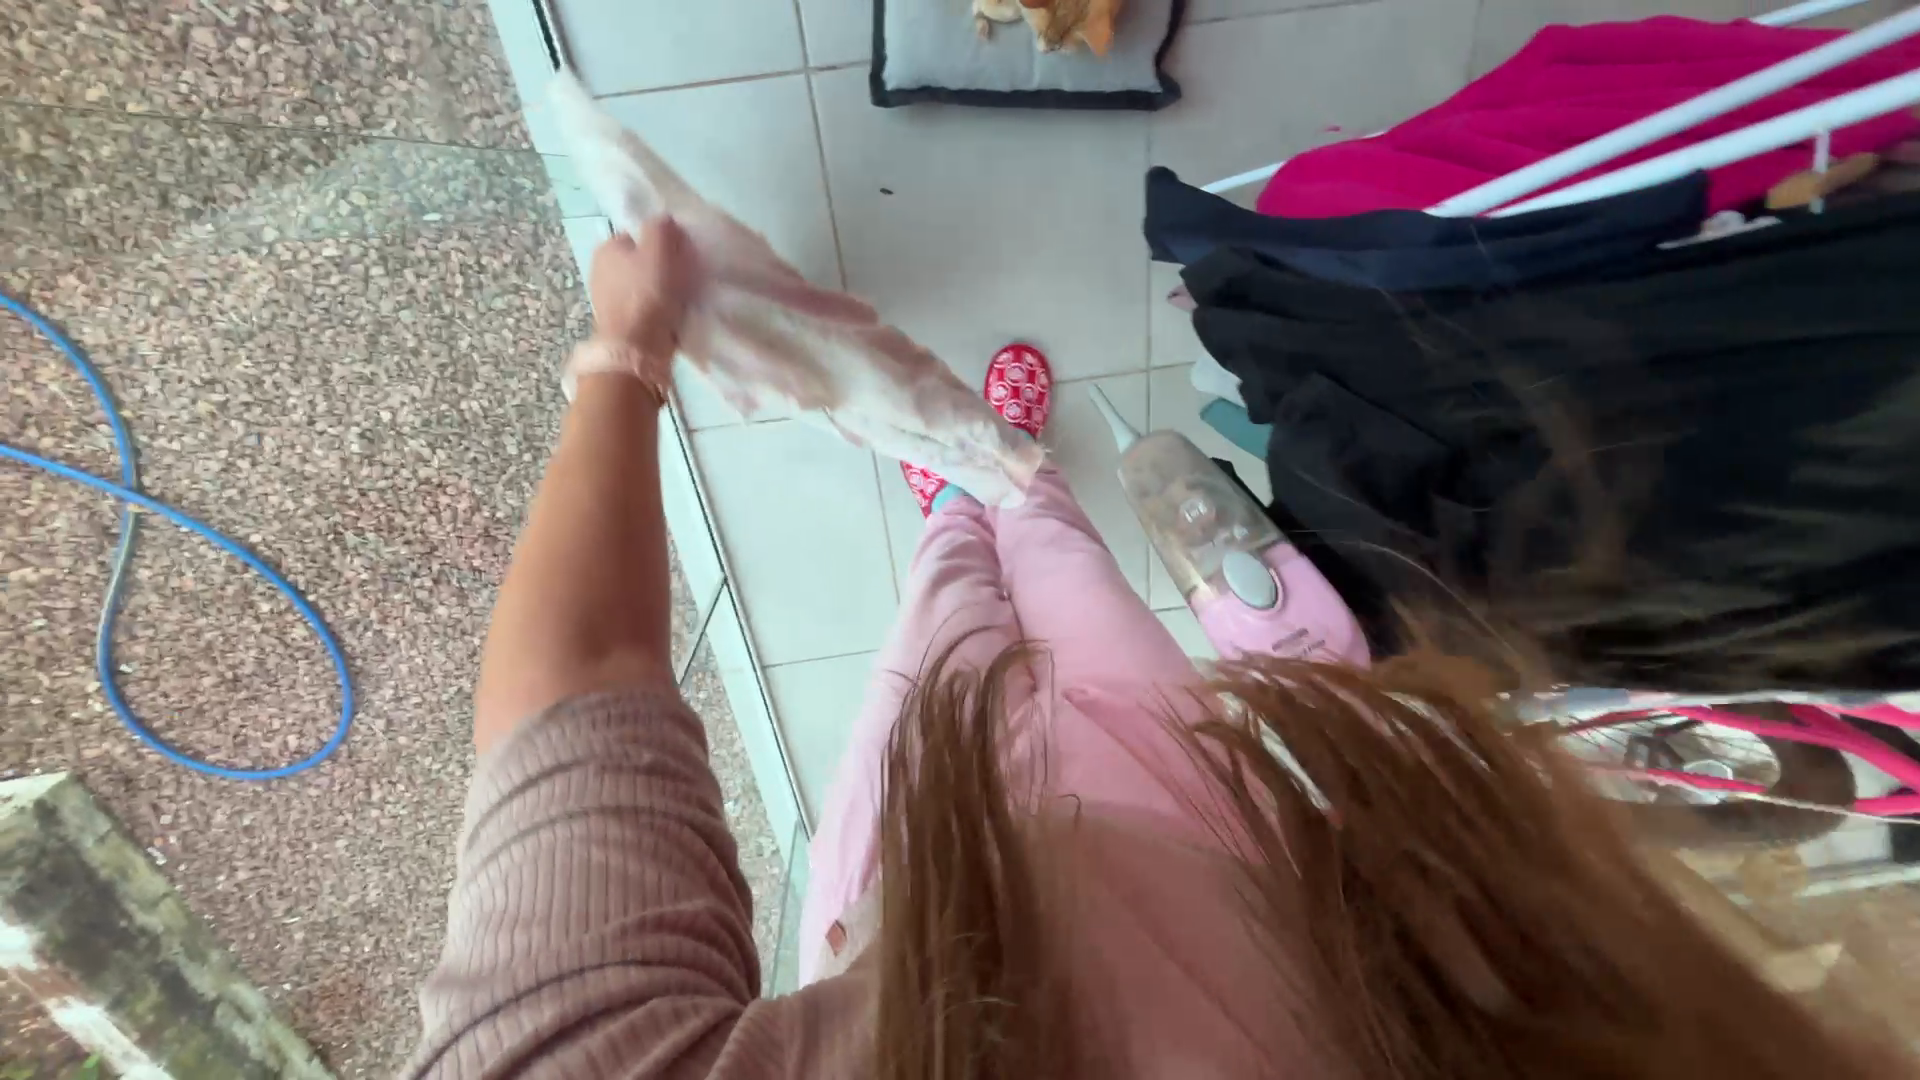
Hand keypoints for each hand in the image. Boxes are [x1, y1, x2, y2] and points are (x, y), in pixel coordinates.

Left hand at [589, 217, 693, 368]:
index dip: (662, 246)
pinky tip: (670, 320)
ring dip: (660, 294)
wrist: (637, 348)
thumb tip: (664, 221)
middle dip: (660, 271)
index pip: (639, 237)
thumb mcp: (660, 251)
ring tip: (680, 303)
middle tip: (684, 282)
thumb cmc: (648, 295)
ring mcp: (607, 300)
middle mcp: (601, 270)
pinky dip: (656, 313)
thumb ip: (662, 229)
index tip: (681, 259)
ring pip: (642, 289)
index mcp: (607, 247)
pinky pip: (643, 311)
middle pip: (640, 263)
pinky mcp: (619, 325)